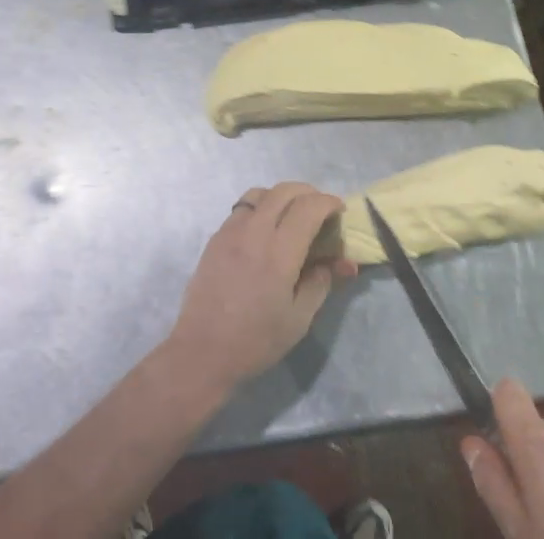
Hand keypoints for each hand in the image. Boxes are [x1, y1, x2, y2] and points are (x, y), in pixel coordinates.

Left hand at [166, 182, 356, 392]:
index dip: (329, 202)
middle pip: (284, 191)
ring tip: (291, 216)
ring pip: (259, 194)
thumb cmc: (256, 340)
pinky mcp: (215, 240)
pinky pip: (241, 209)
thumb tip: (340, 263)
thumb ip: (321, 283)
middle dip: (309, 193)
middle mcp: (254, 232)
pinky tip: (265, 232)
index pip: (309, 207)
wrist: (202, 352)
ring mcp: (230, 232)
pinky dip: (260, 208)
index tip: (340, 211)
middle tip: (320, 211)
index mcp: (279, 252)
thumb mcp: (299, 318)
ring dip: (282, 196)